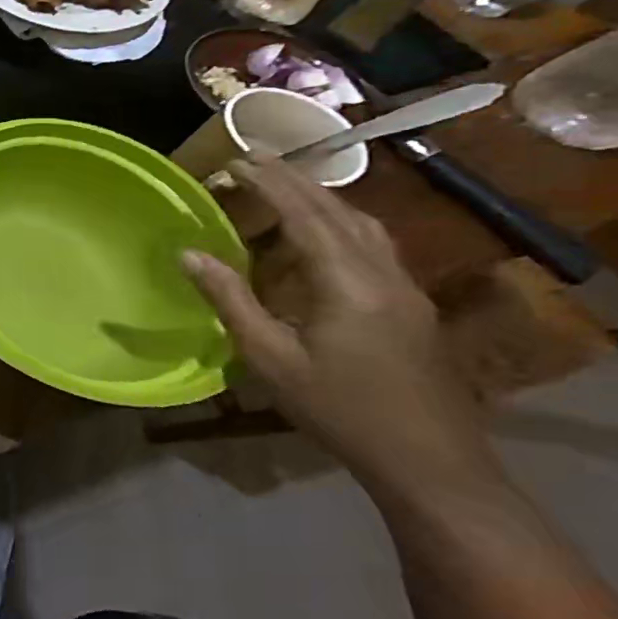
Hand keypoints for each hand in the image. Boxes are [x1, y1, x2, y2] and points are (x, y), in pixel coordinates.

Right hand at [181, 158, 495, 492]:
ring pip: (364, 225)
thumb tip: (188, 253)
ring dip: (322, 197)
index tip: (237, 160)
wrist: (430, 461)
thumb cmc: (339, 408)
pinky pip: (373, 244)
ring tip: (285, 183)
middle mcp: (383, 275)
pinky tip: (323, 230)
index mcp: (347, 283)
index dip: (270, 184)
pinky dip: (340, 221)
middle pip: (339, 211)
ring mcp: (404, 289)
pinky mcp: (411, 305)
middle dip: (296, 179)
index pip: (306, 216)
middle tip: (256, 157)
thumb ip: (230, 299)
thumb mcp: (269, 356)